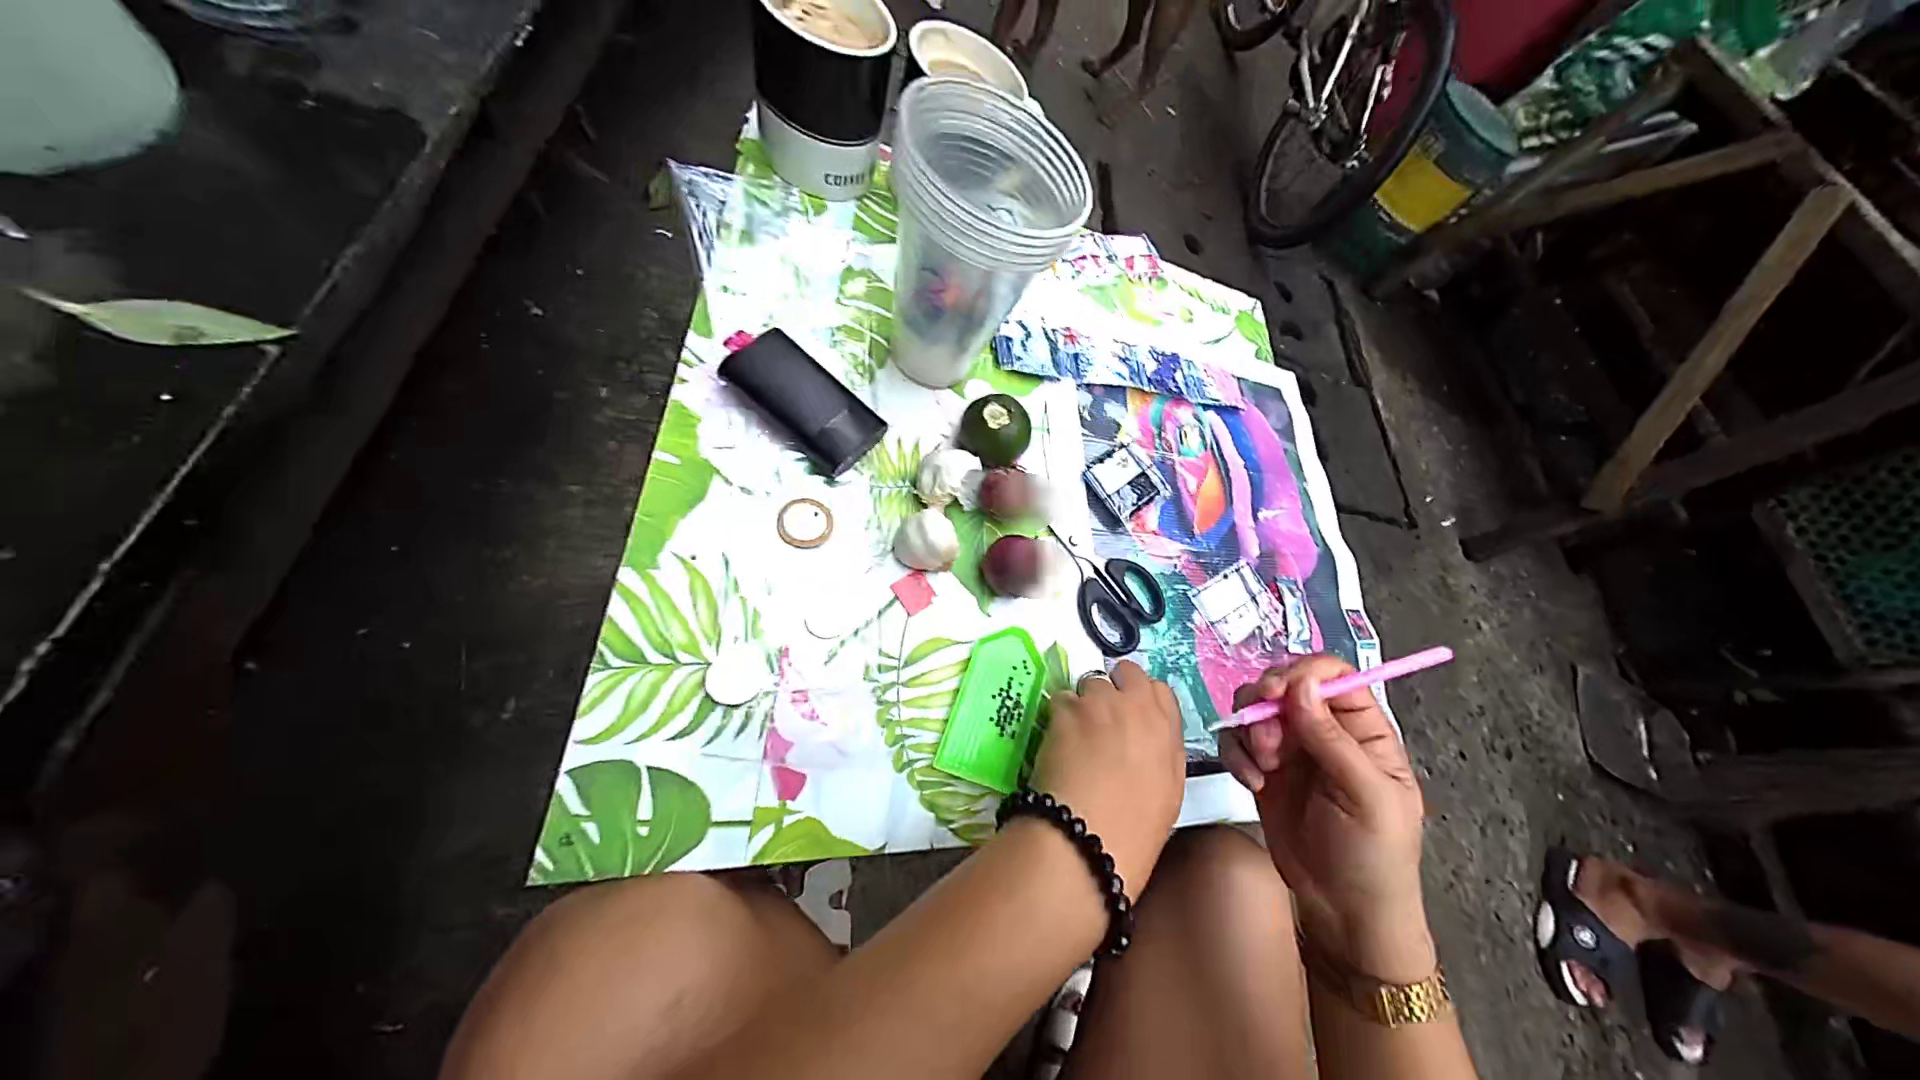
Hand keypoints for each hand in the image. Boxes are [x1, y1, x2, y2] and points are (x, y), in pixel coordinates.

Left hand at [1030, 661, 1184, 899]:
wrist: (1090, 838)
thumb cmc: (1135, 830)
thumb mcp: (1168, 791)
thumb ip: (1163, 751)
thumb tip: (1150, 738)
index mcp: (1167, 730)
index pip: (1158, 689)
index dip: (1140, 696)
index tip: (1128, 712)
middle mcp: (1136, 707)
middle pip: (1125, 673)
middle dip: (1113, 687)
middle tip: (1099, 715)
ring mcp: (1100, 704)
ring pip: (1089, 682)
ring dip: (1084, 701)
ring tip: (1075, 734)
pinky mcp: (1066, 710)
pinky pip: (1060, 698)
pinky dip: (1058, 715)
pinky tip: (1056, 741)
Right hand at [1223, 654, 1434, 981]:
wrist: (1342, 910)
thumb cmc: (1374, 856)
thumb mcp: (1366, 796)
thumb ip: (1333, 738)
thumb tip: (1302, 682)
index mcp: (1363, 729)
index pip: (1330, 675)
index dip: (1300, 673)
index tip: (1276, 693)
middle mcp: (1322, 730)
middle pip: (1282, 686)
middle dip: (1266, 708)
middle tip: (1268, 744)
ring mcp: (1290, 748)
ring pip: (1253, 710)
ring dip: (1248, 733)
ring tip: (1262, 770)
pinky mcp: (1261, 769)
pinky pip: (1235, 741)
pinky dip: (1234, 756)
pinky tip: (1251, 783)